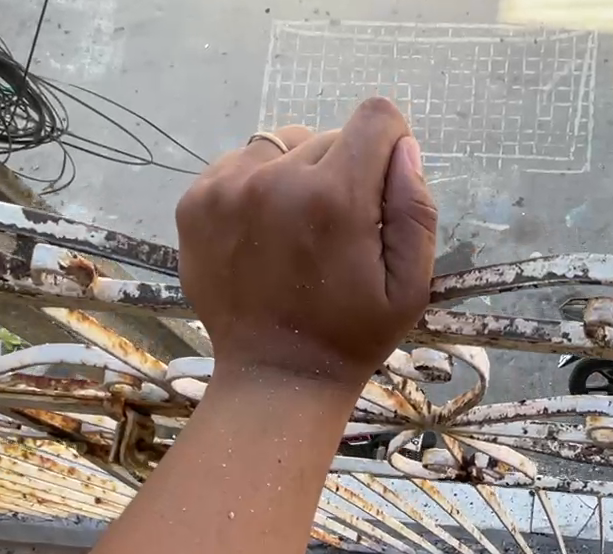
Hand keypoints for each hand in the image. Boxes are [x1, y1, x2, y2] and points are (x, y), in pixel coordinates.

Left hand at [175, 98, 437, 384]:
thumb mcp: (410, 289)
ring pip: (283, 144)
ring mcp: (228, 186)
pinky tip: (270, 235)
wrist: (278, 375)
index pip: (375, 118)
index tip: (387, 182)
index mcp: (336, 200)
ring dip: (303, 174)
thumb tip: (405, 148)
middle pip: (331, 135)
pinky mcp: (197, 200)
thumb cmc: (354, 337)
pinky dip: (262, 187)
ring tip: (304, 230)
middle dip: (349, 173)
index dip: (392, 143)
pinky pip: (242, 163)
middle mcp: (277, 178)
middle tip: (345, 233)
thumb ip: (415, 213)